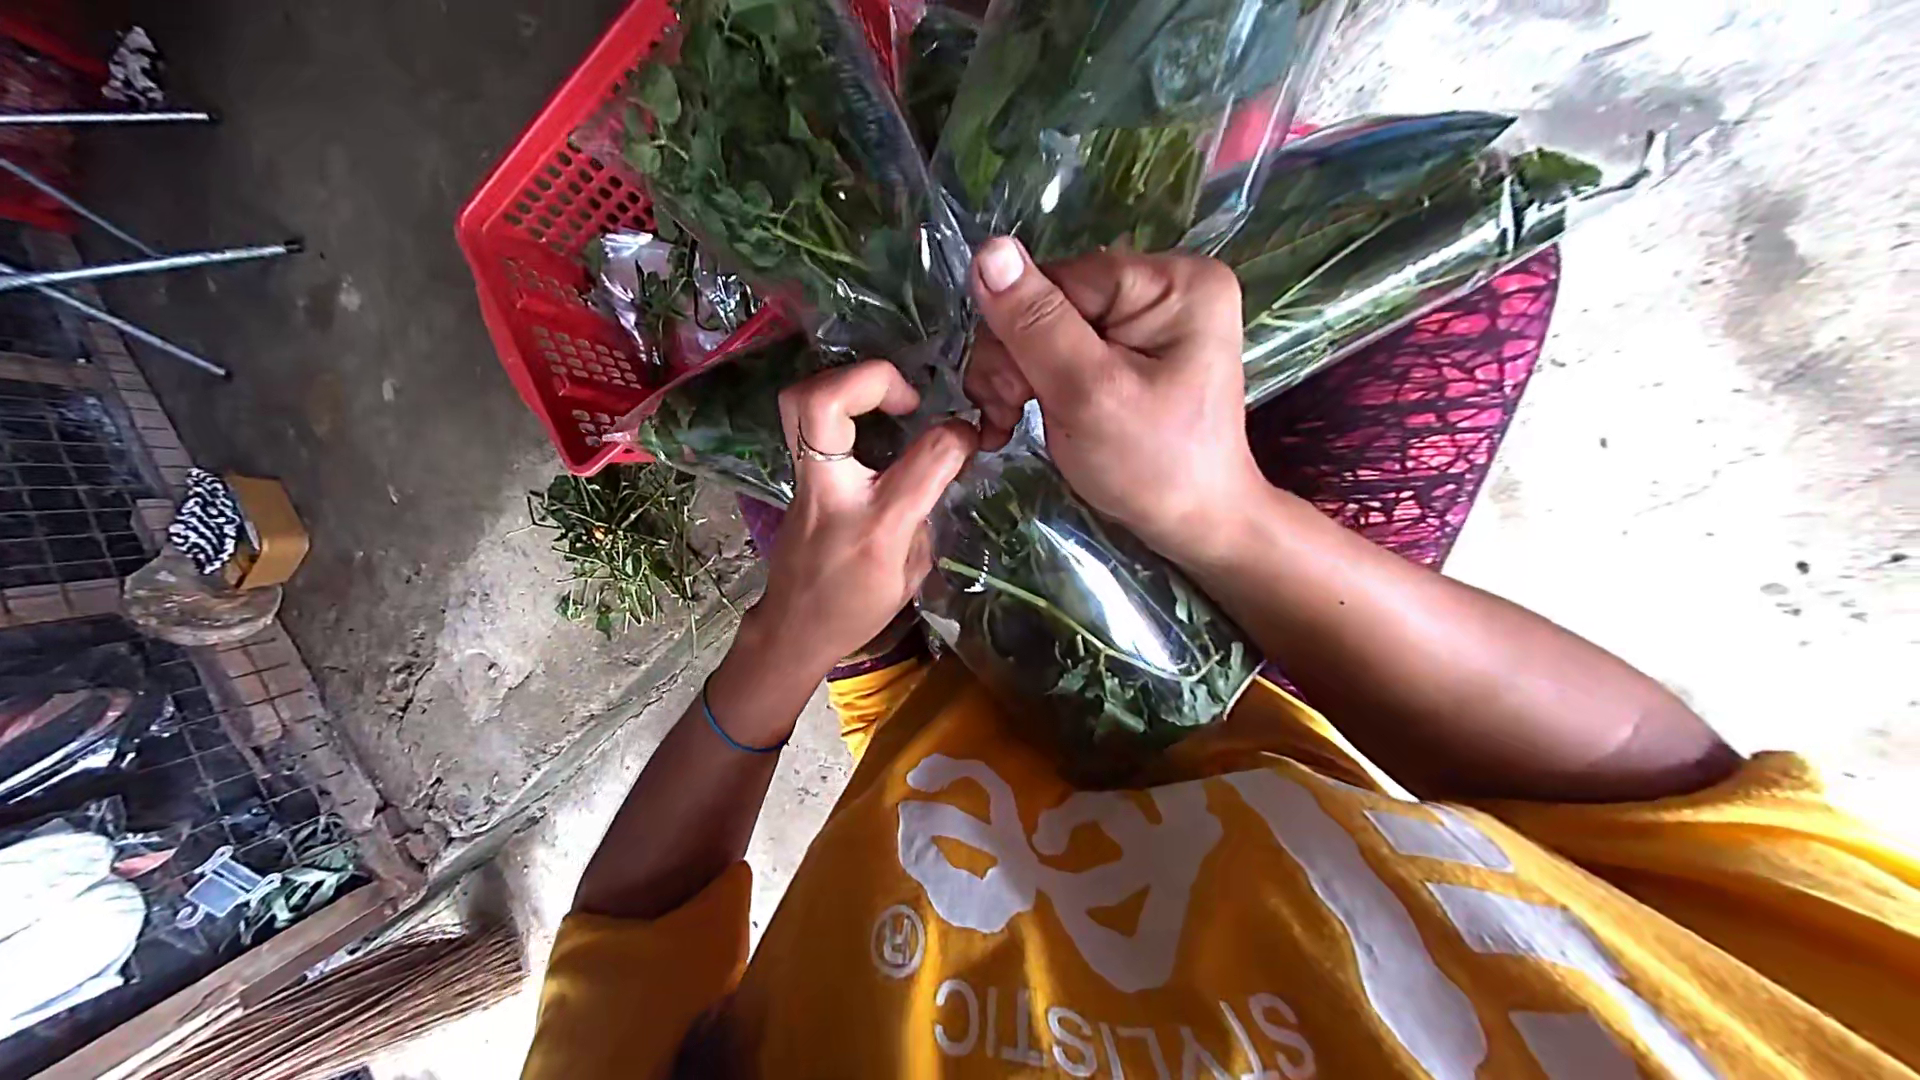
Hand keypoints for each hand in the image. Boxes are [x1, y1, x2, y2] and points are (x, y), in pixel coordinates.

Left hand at [749, 359, 976, 672]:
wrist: (793, 628)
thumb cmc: (857, 611)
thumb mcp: (912, 575)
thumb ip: (928, 516)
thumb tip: (941, 464)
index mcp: (877, 527)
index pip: (925, 458)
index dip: (956, 435)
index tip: (967, 435)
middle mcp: (832, 494)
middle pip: (821, 403)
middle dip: (869, 379)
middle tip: (906, 397)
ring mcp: (803, 482)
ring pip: (799, 401)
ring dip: (845, 383)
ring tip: (884, 399)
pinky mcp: (795, 477)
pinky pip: (805, 420)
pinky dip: (837, 404)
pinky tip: (866, 421)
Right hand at [966, 236, 1267, 563]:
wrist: (1190, 523)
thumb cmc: (1149, 466)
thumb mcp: (1088, 394)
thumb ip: (1036, 325)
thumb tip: (989, 252)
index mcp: (1174, 283)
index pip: (1061, 280)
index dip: (1018, 333)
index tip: (1004, 395)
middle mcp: (1164, 287)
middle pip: (1050, 302)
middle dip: (1014, 360)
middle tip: (1003, 415)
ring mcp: (1147, 319)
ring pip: (1045, 327)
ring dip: (1014, 375)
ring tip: (1007, 420)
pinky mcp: (1128, 350)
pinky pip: (1060, 348)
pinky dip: (1032, 382)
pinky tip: (1018, 413)